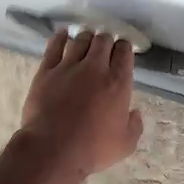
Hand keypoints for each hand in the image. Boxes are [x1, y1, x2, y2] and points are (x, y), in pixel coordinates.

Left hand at [16, 30, 144, 174]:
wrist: (53, 149)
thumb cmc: (92, 149)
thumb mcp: (125, 144)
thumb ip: (135, 126)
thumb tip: (136, 113)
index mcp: (118, 82)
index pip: (124, 52)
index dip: (124, 47)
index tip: (122, 50)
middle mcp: (95, 68)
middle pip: (103, 40)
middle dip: (106, 40)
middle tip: (105, 46)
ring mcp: (69, 66)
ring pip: (81, 39)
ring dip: (87, 37)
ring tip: (87, 39)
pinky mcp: (47, 70)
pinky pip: (55, 46)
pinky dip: (60, 37)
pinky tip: (63, 33)